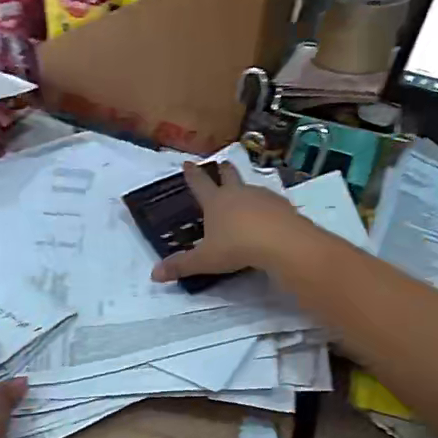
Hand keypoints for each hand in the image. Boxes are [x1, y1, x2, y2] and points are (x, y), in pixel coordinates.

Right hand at [148, 161, 309, 282]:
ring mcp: (263, 197)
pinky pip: (272, 204)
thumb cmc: (236, 247)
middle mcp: (238, 193)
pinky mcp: (283, 207)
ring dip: (247, 190)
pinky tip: (269, 217)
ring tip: (246, 196)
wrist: (281, 243)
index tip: (188, 163)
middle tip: (222, 165)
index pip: (199, 184)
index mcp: (215, 202)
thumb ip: (181, 266)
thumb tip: (154, 274)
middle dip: (224, 170)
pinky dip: (267, 207)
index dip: (192, 174)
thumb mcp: (205, 260)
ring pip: (252, 188)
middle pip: (229, 176)